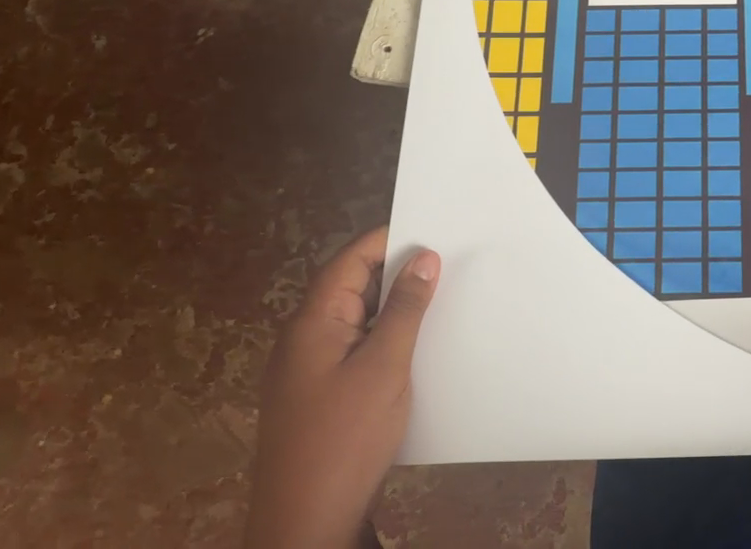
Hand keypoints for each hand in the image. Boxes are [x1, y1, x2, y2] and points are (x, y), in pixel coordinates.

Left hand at [245, 228, 439, 548]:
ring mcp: (308, 370)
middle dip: (396, 272)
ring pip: (356, 319)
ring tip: (439, 300)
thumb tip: (423, 257)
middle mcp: (303, 338)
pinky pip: (355, 348)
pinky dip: (384, 338)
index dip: (389, 240)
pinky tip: (415, 347)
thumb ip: (405, 308)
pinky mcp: (319, 396)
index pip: (350, 260)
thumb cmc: (345, 437)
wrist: (305, 523)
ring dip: (393, 308)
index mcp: (312, 322)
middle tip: (446, 262)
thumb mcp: (384, 366)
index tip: (434, 231)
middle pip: (351, 286)